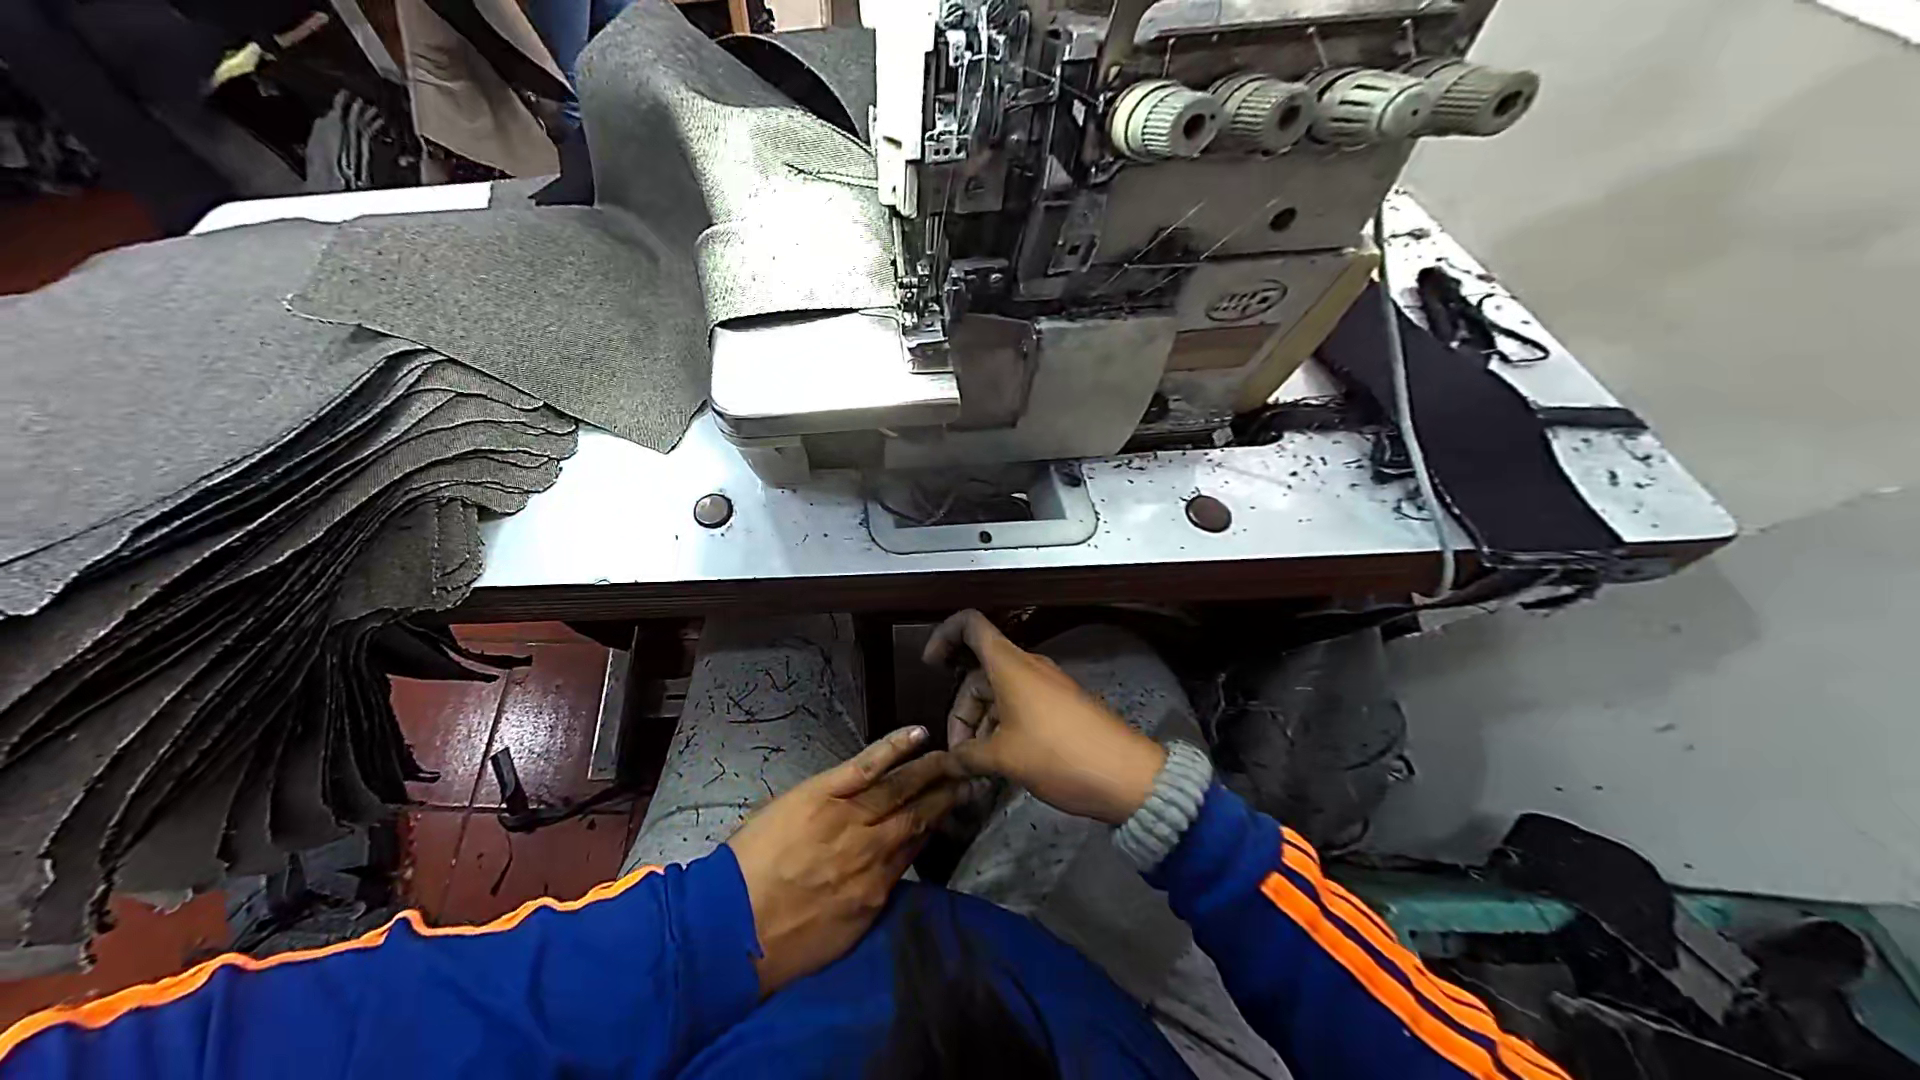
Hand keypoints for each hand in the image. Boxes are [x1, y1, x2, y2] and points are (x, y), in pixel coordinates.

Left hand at [726, 726, 963, 995]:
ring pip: (900, 788)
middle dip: (944, 794)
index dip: (936, 824)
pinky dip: (894, 748)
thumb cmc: (780, 940)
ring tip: (951, 756)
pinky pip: (866, 767)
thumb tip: (888, 875)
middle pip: (918, 814)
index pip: (916, 845)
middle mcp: (873, 849)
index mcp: (877, 885)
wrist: (732, 930)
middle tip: (967, 777)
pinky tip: (918, 734)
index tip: (952, 808)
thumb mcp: (840, 933)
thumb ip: (869, 900)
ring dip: (929, 770)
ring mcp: (850, 818)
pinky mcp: (824, 794)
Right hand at [922, 610, 1165, 826]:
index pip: (969, 625)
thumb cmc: (1059, 755)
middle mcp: (1026, 667)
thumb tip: (948, 762)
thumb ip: (967, 757)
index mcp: (1009, 665)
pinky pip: (1018, 706)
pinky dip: (1001, 728)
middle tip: (958, 752)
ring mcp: (1045, 686)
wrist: (1126, 775)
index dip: (943, 636)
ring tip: (977, 765)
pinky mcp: (1059, 706)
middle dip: (961, 709)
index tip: (930, 665)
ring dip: (981, 724)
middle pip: (978, 672)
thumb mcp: (1004, 759)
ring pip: (997, 693)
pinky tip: (998, 762)